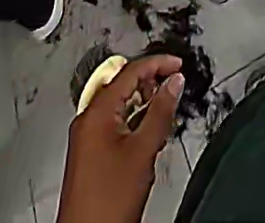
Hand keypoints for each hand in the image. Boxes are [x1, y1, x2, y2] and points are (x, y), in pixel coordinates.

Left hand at [57, 55, 183, 222]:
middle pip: (123, 85)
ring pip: (120, 104)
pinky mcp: (90, 153)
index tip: (177, 64)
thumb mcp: (144, 149)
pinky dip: (134, 119)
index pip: (130, 72)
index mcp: (97, 113)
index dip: (158, 64)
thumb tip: (174, 82)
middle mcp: (88, 121)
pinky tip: (149, 132)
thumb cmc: (107, 201)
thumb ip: (162, 110)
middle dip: (150, 82)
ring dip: (144, 102)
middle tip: (172, 84)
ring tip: (164, 109)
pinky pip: (115, 122)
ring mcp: (87, 138)